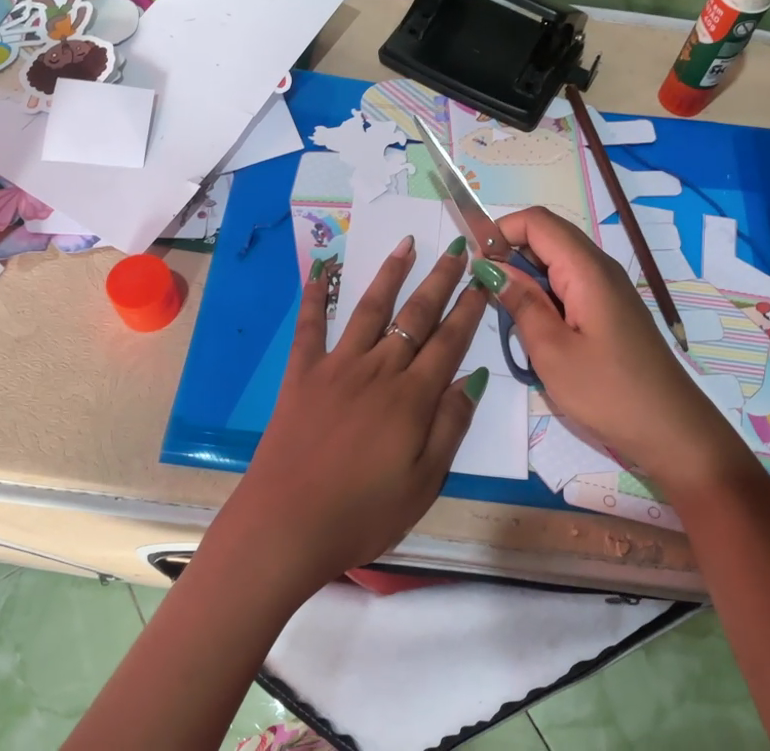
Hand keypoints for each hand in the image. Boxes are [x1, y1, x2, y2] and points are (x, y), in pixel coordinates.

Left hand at [206, 235, 490, 596]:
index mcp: (412, 398)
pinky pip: (310, 327)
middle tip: (456, 248)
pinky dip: (316, 296)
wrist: (286, 524)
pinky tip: (321, 271)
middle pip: (415, 316)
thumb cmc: (363, 513)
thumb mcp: (424, 482)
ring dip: (390, 274)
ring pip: (370, 310)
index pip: (449, 342)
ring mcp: (336, 368)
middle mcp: (378, 370)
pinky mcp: (301, 375)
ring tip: (407, 244)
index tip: (483, 279)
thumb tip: (472, 377)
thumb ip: (450, 426)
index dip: (468, 309)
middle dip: (439, 280)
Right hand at [476, 207, 753, 501]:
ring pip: (558, 263)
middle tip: (484, 292)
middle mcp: (601, 269)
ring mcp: (609, 290)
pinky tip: (534, 329)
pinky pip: (570, 286)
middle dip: (509, 253)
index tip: (474, 264)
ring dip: (526, 278)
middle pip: (548, 237)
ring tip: (505, 314)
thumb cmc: (608, 393)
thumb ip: (521, 302)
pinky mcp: (611, 311)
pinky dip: (545, 296)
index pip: (537, 221)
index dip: (500, 230)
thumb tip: (491, 265)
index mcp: (587, 270)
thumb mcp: (551, 351)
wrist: (672, 432)